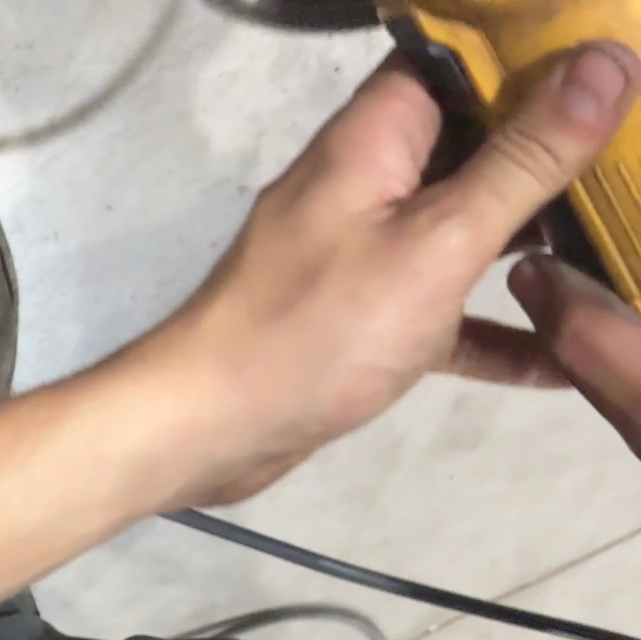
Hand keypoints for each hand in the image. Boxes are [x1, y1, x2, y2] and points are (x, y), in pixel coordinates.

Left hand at [158, 42, 639, 505]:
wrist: (201, 429)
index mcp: (362, 150)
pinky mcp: (352, 328)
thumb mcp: (431, 239)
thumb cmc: (308, 332)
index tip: (623, 50)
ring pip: (461, 233)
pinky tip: (569, 355)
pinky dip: (494, 332)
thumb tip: (602, 59)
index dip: (534, 51)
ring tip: (629, 237)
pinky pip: (438, 316)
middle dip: (560, 146)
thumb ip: (518, 158)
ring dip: (540, 239)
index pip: (449, 65)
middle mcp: (353, 198)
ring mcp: (350, 266)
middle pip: (468, 148)